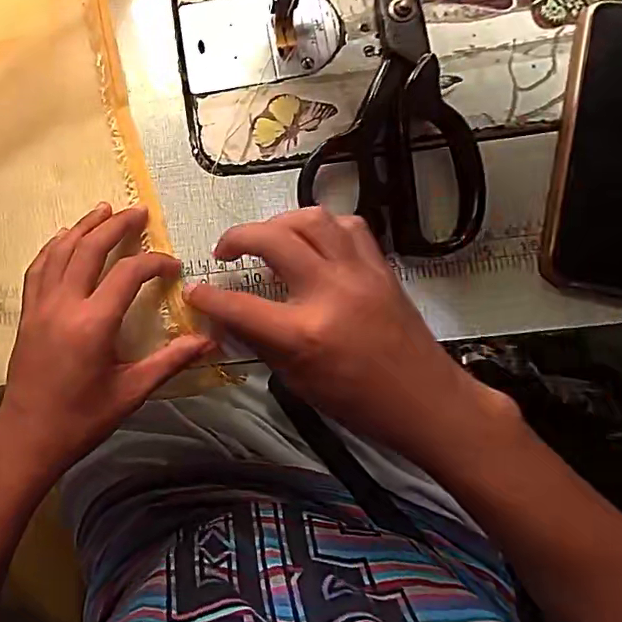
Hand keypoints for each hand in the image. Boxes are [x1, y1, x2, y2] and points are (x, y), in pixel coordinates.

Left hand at [0, 204, 214, 490]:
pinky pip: (38, 268)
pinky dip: (53, 246)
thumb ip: (170, 361)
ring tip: (103, 209)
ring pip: (60, 251)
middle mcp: (64, 305)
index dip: (154, 262)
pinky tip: (64, 237)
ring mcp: (40, 306)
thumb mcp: (131, 393)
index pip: (127, 273)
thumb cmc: (82, 419)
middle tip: (138, 210)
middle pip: (89, 248)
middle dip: (116, 225)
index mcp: (93, 323)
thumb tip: (209, 341)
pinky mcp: (26, 313)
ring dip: (83, 226)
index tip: (173, 266)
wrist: (27, 437)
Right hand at [183, 208, 518, 465]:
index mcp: (304, 333)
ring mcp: (359, 274)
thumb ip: (261, 343)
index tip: (194, 290)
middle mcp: (330, 292)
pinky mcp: (380, 267)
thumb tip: (229, 317)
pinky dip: (323, 227)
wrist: (427, 401)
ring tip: (268, 238)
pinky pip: (348, 227)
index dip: (208, 296)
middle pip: (272, 240)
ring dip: (279, 222)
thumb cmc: (359, 402)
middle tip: (225, 251)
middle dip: (237, 237)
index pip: (240, 305)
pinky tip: (314, 242)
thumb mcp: (298, 382)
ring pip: (312, 219)